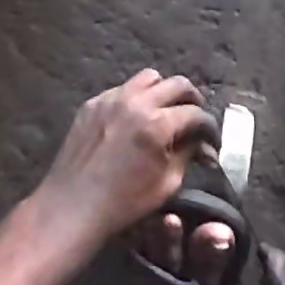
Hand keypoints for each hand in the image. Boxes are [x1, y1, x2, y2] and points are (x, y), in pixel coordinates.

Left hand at [32, 70, 219, 248]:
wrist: (72, 206)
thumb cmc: (124, 202)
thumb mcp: (167, 183)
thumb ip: (188, 155)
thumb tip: (201, 143)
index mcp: (157, 124)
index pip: (196, 114)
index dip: (209, 126)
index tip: (211, 137)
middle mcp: (136, 102)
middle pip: (178, 84)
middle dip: (192, 99)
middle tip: (194, 116)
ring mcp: (112, 98)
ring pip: (149, 77)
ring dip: (163, 90)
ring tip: (165, 109)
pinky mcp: (94, 102)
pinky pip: (123, 89)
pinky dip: (136, 98)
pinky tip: (134, 119)